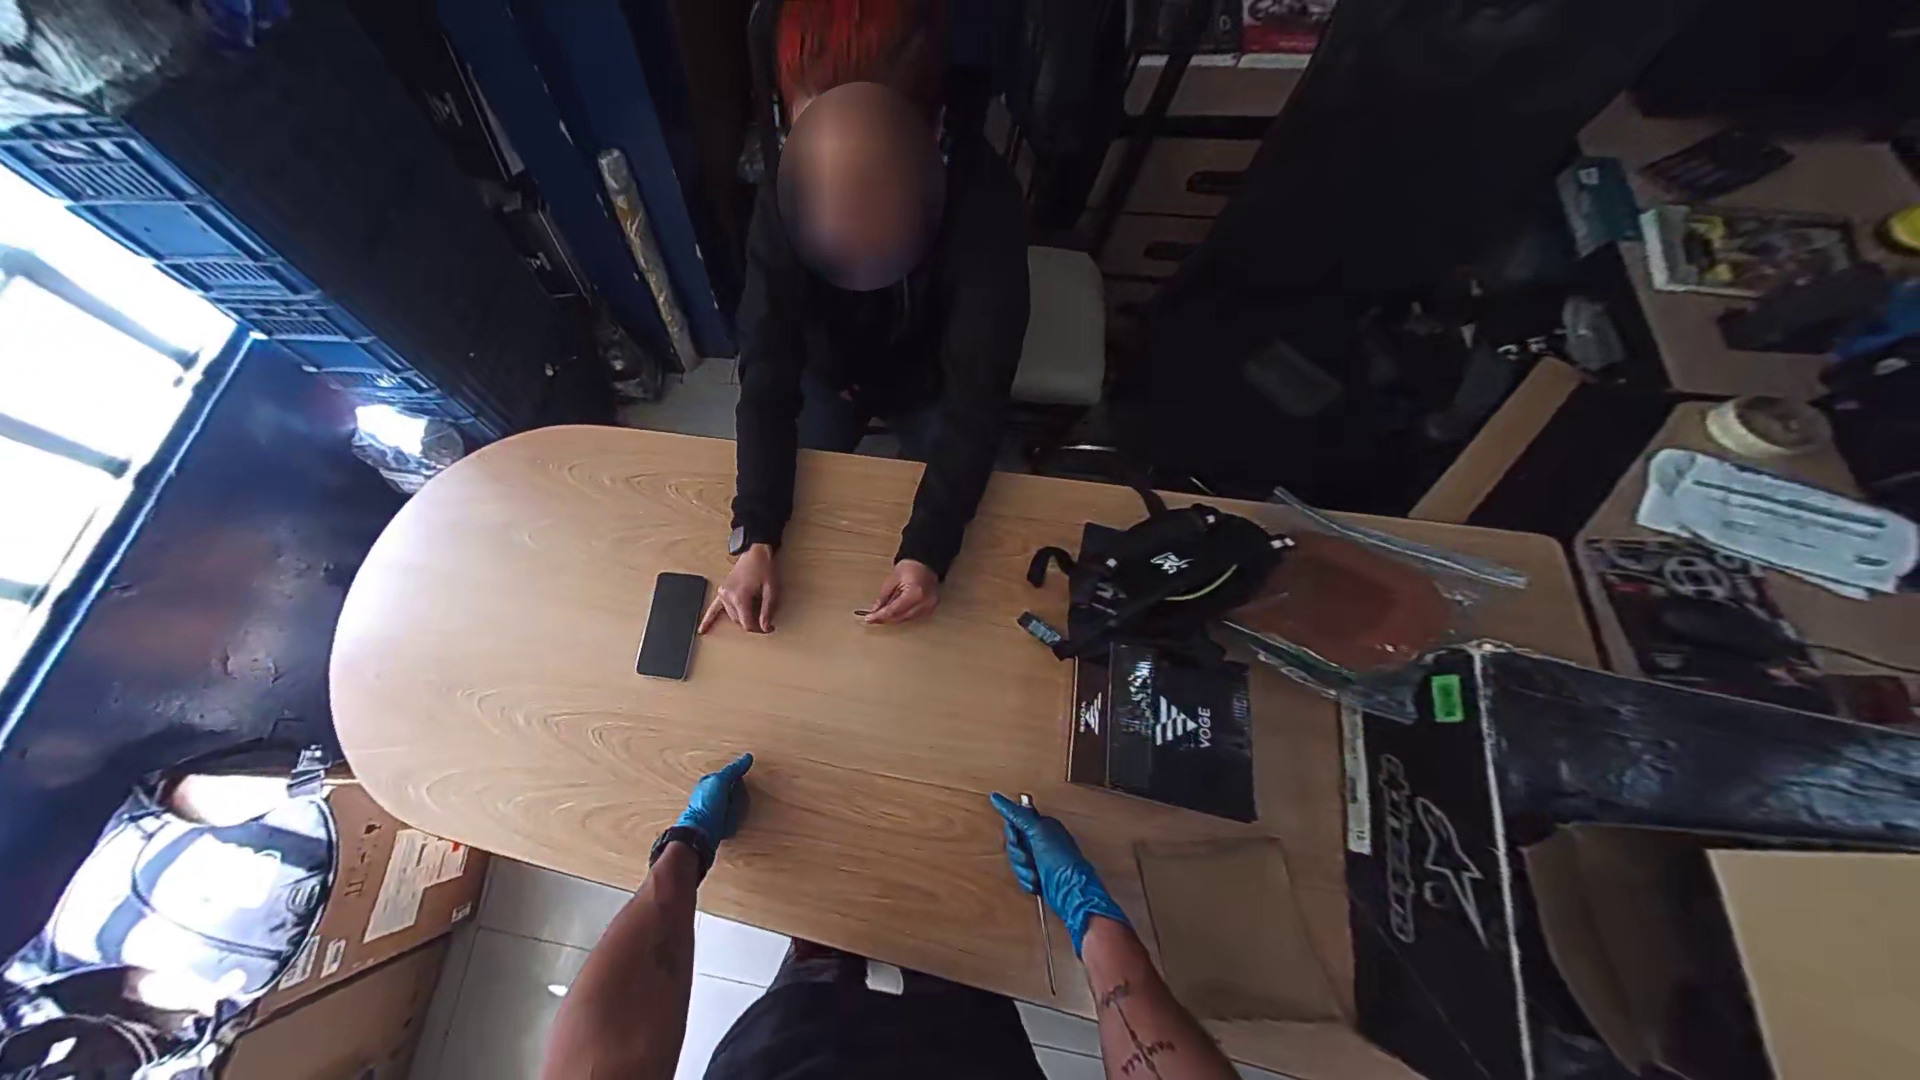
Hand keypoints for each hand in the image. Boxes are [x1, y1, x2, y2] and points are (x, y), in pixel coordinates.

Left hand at [676, 753, 752, 846]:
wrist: (700, 834)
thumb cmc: (707, 805)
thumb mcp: (721, 781)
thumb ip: (733, 769)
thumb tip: (748, 756)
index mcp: (707, 783)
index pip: (729, 774)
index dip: (736, 777)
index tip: (740, 780)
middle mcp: (710, 795)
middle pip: (733, 789)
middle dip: (737, 793)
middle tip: (734, 798)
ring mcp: (714, 809)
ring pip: (735, 802)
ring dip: (737, 806)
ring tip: (732, 812)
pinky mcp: (719, 823)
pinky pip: (733, 816)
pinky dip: (735, 817)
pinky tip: (732, 819)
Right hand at [702, 544, 776, 633]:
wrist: (756, 552)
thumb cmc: (765, 568)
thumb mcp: (771, 589)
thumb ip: (767, 610)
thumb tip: (765, 627)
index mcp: (740, 597)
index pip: (746, 623)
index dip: (759, 628)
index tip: (769, 628)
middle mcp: (728, 597)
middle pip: (739, 620)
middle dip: (752, 623)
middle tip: (766, 622)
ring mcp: (722, 593)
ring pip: (731, 616)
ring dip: (741, 618)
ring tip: (754, 616)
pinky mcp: (722, 591)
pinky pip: (713, 608)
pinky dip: (708, 619)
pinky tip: (703, 630)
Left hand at [864, 559, 938, 623]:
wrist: (925, 563)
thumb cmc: (909, 568)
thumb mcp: (892, 580)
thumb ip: (883, 597)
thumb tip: (875, 610)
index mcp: (915, 593)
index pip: (895, 610)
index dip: (881, 616)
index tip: (869, 619)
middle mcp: (925, 603)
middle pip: (901, 617)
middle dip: (886, 618)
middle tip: (873, 618)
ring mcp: (929, 607)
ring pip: (907, 619)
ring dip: (893, 618)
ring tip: (882, 614)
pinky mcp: (930, 608)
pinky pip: (913, 617)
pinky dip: (902, 616)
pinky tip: (894, 612)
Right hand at [989, 793, 1127, 954]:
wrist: (1071, 891)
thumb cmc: (1058, 858)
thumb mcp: (1037, 831)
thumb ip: (1017, 814)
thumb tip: (995, 796)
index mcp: (1043, 825)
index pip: (1015, 821)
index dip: (1012, 833)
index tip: (1017, 840)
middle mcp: (1040, 840)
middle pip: (1013, 843)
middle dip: (1018, 855)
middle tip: (1029, 860)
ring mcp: (1039, 859)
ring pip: (1016, 862)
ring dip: (1023, 871)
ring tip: (1036, 875)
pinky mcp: (1038, 876)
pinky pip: (1021, 876)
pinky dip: (1027, 882)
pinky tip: (1037, 884)